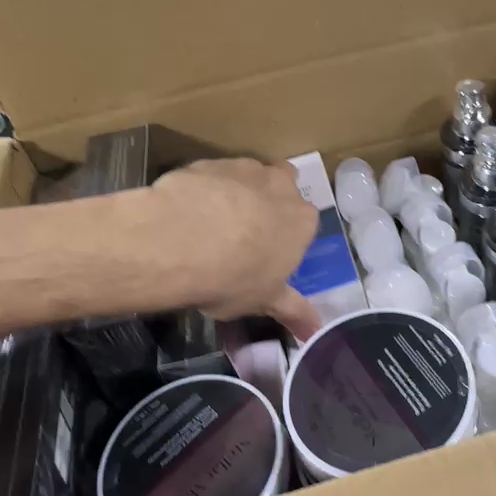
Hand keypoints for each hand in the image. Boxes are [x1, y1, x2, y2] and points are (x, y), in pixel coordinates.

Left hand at [149, 158, 320, 338]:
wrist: (181, 241)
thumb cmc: (234, 276)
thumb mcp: (264, 301)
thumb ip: (292, 311)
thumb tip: (314, 332)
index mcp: (301, 221)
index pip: (303, 222)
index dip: (286, 235)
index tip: (268, 252)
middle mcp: (280, 186)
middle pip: (283, 184)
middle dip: (269, 199)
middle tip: (246, 229)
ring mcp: (244, 169)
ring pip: (248, 174)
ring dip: (238, 190)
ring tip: (212, 220)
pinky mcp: (208, 162)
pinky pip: (212, 174)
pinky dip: (205, 188)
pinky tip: (188, 210)